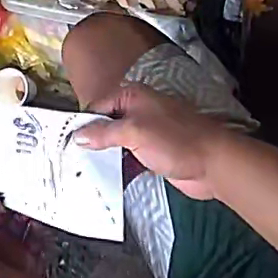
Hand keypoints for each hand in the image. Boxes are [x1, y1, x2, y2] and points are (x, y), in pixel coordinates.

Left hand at [0, 190, 42, 277]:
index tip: (7, 180)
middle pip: (7, 212)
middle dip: (17, 199)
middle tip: (28, 186)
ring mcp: (11, 256)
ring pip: (24, 224)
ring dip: (31, 213)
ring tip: (40, 201)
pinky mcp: (29, 269)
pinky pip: (39, 244)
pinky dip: (44, 233)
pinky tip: (46, 225)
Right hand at [73, 84, 232, 199]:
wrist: (214, 163)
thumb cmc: (175, 140)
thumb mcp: (134, 132)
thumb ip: (104, 132)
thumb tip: (78, 134)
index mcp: (133, 97)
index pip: (98, 106)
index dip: (82, 123)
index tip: (63, 142)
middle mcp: (137, 111)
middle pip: (105, 124)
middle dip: (90, 141)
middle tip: (68, 160)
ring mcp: (146, 133)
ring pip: (116, 143)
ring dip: (103, 156)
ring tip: (80, 172)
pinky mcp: (152, 154)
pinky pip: (128, 159)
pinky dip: (117, 167)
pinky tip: (104, 180)